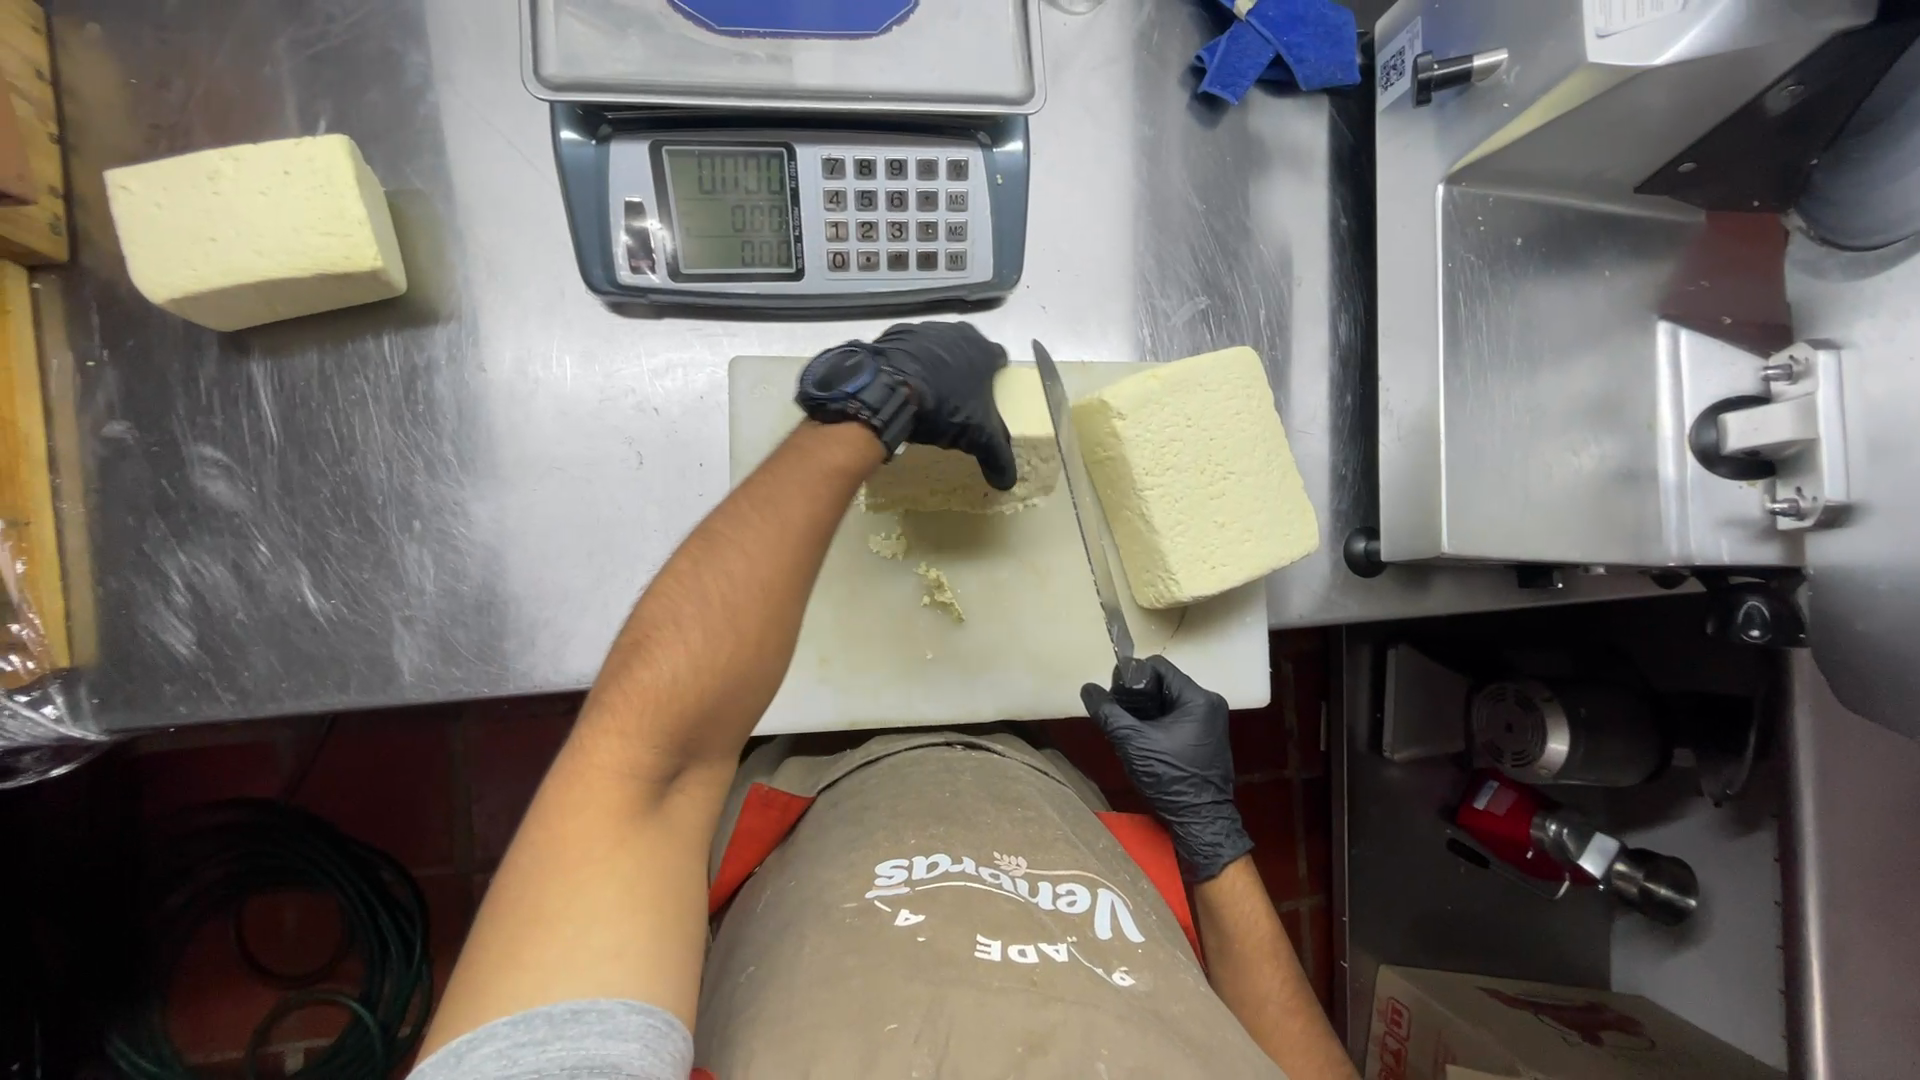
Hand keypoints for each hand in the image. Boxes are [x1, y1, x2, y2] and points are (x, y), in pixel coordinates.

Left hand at [870, 321, 1015, 489]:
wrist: (890, 388)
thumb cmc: (945, 406)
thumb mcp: (978, 437)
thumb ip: (998, 457)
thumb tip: (1008, 481)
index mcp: (984, 350)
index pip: (999, 359)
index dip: (996, 376)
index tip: (989, 393)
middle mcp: (957, 333)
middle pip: (967, 351)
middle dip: (965, 370)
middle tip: (958, 397)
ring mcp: (924, 330)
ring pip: (938, 348)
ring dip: (937, 366)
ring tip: (929, 394)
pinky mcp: (894, 335)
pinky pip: (907, 351)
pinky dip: (909, 365)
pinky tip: (904, 385)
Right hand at [1082, 656, 1251, 882]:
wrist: (1200, 821)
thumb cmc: (1170, 778)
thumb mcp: (1132, 743)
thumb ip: (1109, 713)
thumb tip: (1088, 688)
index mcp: (1198, 698)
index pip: (1158, 667)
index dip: (1133, 676)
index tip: (1117, 696)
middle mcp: (1209, 703)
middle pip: (1164, 683)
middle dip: (1139, 696)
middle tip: (1120, 715)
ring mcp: (1211, 721)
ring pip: (1169, 701)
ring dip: (1148, 711)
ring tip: (1129, 729)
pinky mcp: (1208, 738)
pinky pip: (1178, 717)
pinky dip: (1160, 722)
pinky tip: (1145, 740)